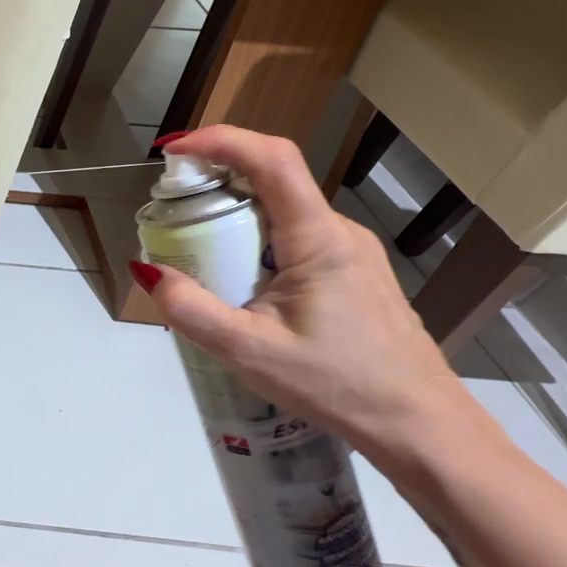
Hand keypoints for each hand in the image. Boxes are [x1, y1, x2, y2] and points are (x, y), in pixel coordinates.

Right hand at [132, 126, 487, 471]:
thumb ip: (190, 309)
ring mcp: (348, 252)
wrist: (418, 425)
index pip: (271, 159)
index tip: (172, 152)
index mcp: (318, 239)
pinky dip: (250, 243)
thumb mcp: (247, 351)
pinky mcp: (349, 273)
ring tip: (190, 254)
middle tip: (167, 212)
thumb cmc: (336, 384)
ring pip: (279, 213)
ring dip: (230, 217)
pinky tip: (233, 282)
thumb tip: (148, 271)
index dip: (220, 141)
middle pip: (270, 181)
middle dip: (213, 182)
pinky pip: (290, 239)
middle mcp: (337, 232)